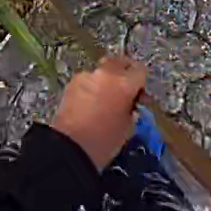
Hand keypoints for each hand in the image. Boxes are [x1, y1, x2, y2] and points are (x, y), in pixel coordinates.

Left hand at [47, 54, 145, 169]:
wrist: (70, 148)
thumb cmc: (103, 141)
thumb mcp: (128, 127)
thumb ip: (132, 108)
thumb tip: (131, 102)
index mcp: (123, 83)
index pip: (140, 71)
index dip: (141, 83)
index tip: (139, 94)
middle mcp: (105, 74)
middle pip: (120, 62)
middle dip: (124, 73)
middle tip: (125, 91)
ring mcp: (86, 76)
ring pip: (102, 70)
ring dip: (106, 81)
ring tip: (104, 100)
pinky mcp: (72, 82)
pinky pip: (88, 79)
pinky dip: (91, 86)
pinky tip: (89, 103)